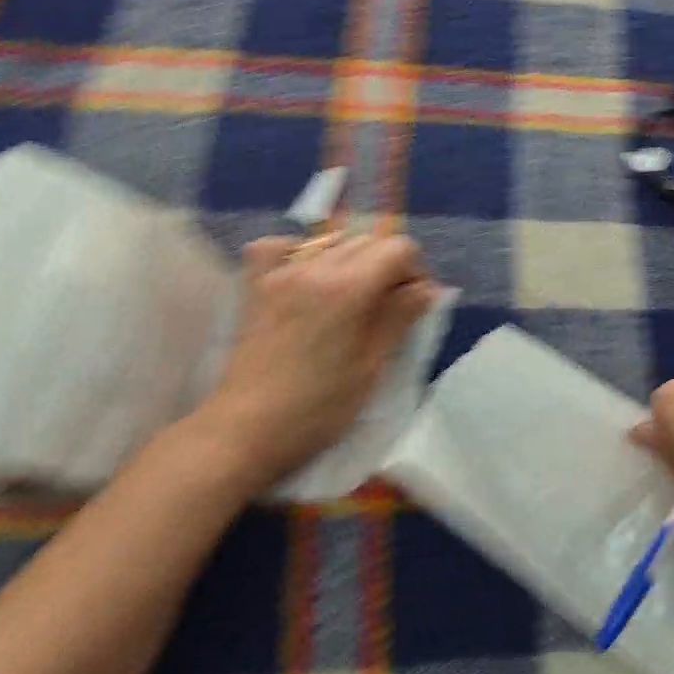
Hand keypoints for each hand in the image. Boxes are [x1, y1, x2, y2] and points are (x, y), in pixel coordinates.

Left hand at [184, 233, 436, 493]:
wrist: (247, 431)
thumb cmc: (318, 408)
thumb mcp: (371, 366)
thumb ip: (400, 317)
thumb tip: (426, 288)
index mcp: (349, 286)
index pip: (399, 248)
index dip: (415, 272)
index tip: (413, 305)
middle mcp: (315, 266)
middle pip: (368, 242)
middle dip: (387, 266)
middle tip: (388, 308)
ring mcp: (280, 273)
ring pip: (332, 243)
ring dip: (351, 262)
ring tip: (350, 301)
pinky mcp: (257, 286)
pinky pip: (280, 247)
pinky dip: (298, 254)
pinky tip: (307, 280)